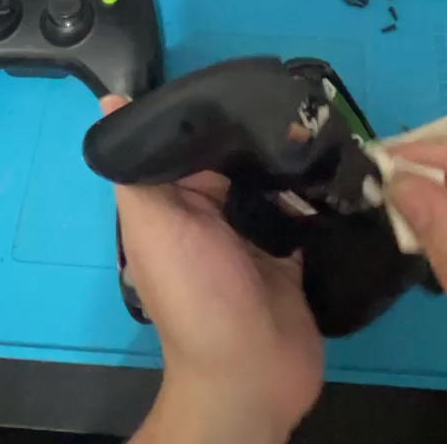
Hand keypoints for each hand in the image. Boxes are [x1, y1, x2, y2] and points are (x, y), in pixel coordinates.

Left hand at [100, 95, 322, 443]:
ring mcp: (254, 232)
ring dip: (290, 157)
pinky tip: (336, 160)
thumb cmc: (196, 292)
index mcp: (176, 202)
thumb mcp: (154, 225)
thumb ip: (137, 169)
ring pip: (271, 179)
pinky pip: (303, 208)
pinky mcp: (291, 249)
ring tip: (320, 120)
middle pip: (236, 157)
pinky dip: (314, 189)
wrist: (250, 372)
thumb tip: (110, 102)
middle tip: (295, 93)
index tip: (241, 74)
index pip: (191, 142)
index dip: (210, 111)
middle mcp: (213, 212)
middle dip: (259, 129)